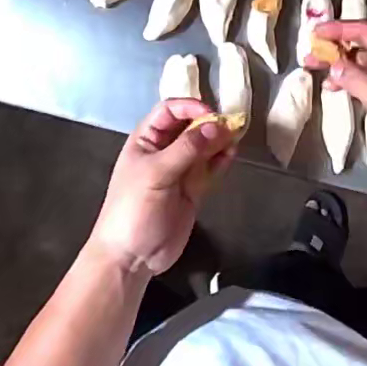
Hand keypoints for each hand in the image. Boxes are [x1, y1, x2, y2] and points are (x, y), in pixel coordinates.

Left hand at [89, 99, 236, 275]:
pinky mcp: (193, 189)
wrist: (131, 257)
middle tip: (230, 126)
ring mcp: (180, 171)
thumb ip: (186, 149)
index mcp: (145, 140)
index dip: (190, 107)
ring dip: (219, 140)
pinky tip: (232, 153)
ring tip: (236, 137)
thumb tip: (215, 126)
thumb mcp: (155, 174)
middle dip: (209, 123)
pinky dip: (221, 159)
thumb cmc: (132, 210)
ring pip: (203, 146)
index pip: (169, 111)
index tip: (211, 114)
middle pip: (190, 126)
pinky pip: (210, 168)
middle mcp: (163, 151)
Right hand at [308, 21, 366, 165]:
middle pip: (363, 44)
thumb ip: (355, 78)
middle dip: (336, 46)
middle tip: (311, 51)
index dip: (339, 28)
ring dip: (340, 63)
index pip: (366, 30)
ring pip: (363, 61)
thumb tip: (334, 66)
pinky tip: (333, 86)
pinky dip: (350, 79)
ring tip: (315, 67)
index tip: (316, 32)